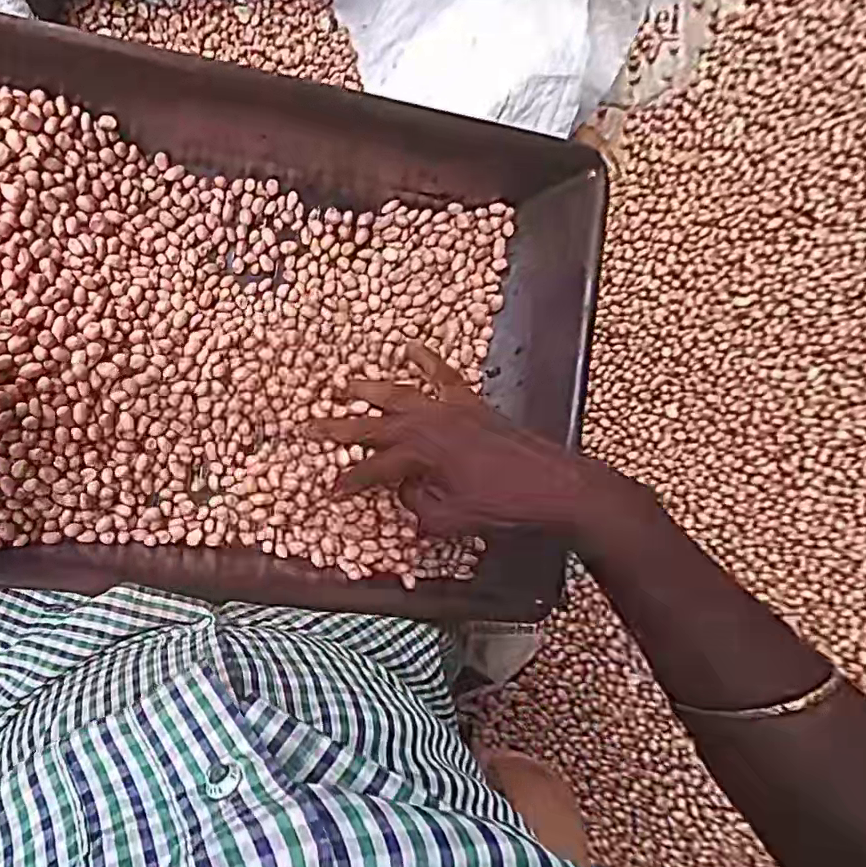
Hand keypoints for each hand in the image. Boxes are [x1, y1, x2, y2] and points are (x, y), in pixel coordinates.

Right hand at [307, 340, 637, 539]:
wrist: (556, 486)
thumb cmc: (503, 505)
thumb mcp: (448, 518)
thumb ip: (415, 502)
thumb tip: (405, 489)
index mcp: (419, 453)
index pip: (372, 468)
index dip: (349, 480)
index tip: (331, 489)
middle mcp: (428, 424)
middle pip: (372, 425)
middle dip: (338, 428)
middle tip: (309, 426)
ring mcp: (449, 409)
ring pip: (398, 393)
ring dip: (367, 390)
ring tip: (343, 386)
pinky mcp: (469, 403)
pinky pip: (442, 376)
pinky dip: (425, 361)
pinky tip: (410, 348)